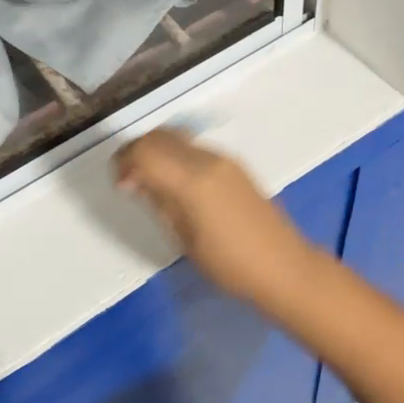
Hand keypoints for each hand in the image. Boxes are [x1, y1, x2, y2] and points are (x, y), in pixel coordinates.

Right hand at [114, 130, 316, 303]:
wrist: (283, 266)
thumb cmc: (229, 264)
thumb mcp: (184, 238)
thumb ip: (159, 202)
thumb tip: (134, 180)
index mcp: (193, 179)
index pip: (145, 151)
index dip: (124, 162)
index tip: (120, 186)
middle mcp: (207, 158)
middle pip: (159, 136)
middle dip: (137, 151)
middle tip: (127, 179)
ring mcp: (224, 158)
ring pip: (177, 138)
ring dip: (156, 150)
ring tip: (148, 181)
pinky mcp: (234, 164)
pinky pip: (194, 148)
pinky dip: (174, 155)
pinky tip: (174, 182)